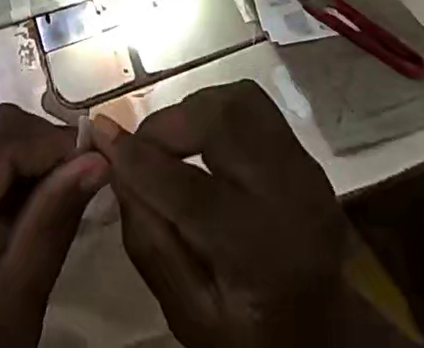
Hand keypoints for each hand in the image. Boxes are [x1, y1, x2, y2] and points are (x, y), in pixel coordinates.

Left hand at [0, 104, 109, 347]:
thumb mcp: (15, 299)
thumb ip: (52, 223)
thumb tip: (98, 159)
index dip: (52, 142)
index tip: (105, 159)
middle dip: (46, 146)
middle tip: (95, 175)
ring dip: (39, 159)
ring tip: (81, 185)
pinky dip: (25, 178)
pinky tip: (53, 197)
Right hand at [93, 81, 407, 346]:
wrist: (326, 334)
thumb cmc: (248, 330)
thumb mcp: (186, 312)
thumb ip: (147, 237)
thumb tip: (112, 160)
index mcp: (261, 254)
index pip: (187, 188)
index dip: (134, 157)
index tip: (98, 133)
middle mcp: (291, 201)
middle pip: (220, 120)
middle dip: (166, 124)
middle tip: (142, 150)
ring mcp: (305, 172)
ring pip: (238, 100)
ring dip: (191, 112)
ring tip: (172, 145)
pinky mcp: (305, 156)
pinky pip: (252, 107)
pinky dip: (214, 113)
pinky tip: (201, 145)